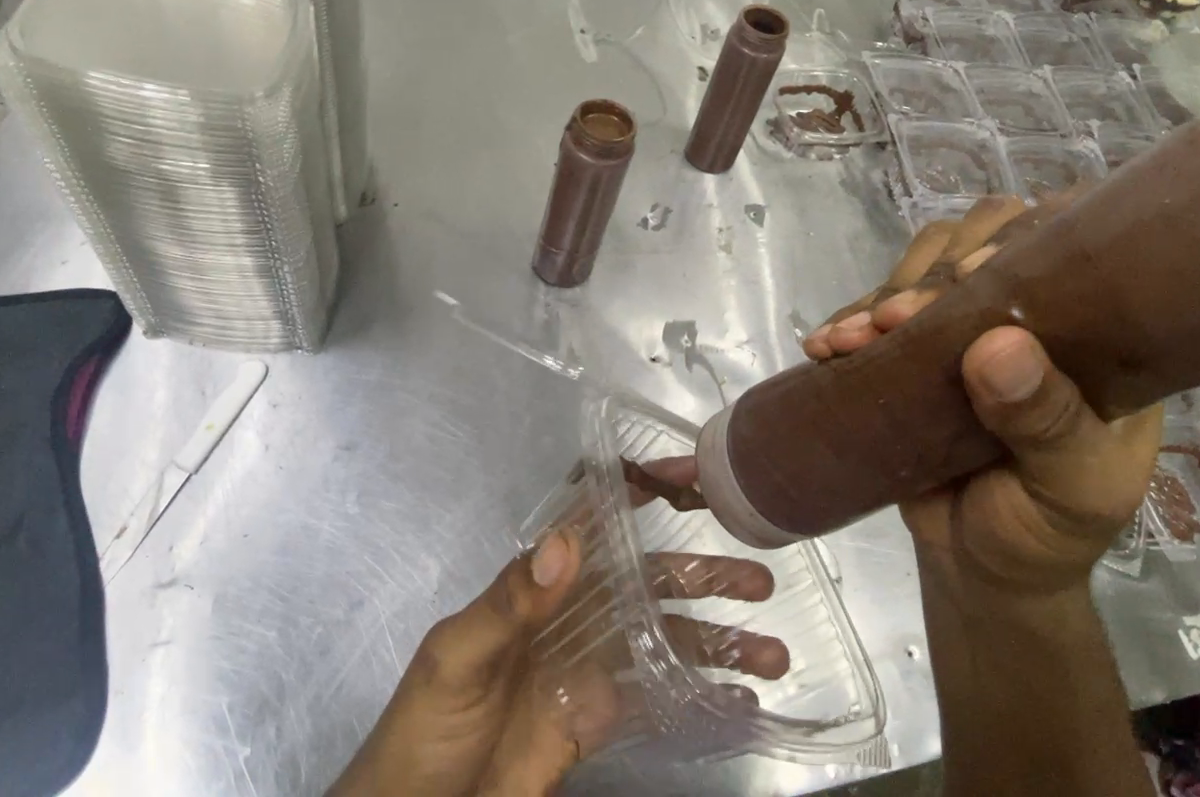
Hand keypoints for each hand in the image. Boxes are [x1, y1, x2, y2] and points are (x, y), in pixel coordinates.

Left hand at [331, 462, 787, 796]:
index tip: (692, 475)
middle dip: (704, 574)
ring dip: (719, 639)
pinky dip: (703, 697)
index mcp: (537, 586)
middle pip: (649, 580)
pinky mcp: (600, 719)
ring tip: (773, 651)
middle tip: (760, 578)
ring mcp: (591, 667)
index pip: (594, 523)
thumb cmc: (426, 724)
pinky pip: (659, 699)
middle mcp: (573, 614)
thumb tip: (566, 545)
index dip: (640, 492)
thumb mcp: (456, 657)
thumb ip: (507, 604)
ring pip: (666, 638)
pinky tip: (742, 701)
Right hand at [801, 195, 1160, 596]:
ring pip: (923, 266)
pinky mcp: (911, 355)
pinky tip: (822, 347)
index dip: (1018, 240)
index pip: (1066, 253)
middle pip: (981, 242)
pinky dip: (846, 321)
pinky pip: (875, 314)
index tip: (967, 273)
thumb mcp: (1070, 491)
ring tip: (848, 340)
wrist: (976, 571)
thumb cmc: (1044, 534)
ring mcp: (963, 333)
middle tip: (895, 317)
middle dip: (930, 270)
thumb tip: (998, 344)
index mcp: (1092, 339)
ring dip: (881, 292)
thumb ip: (1047, 424)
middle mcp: (1027, 320)